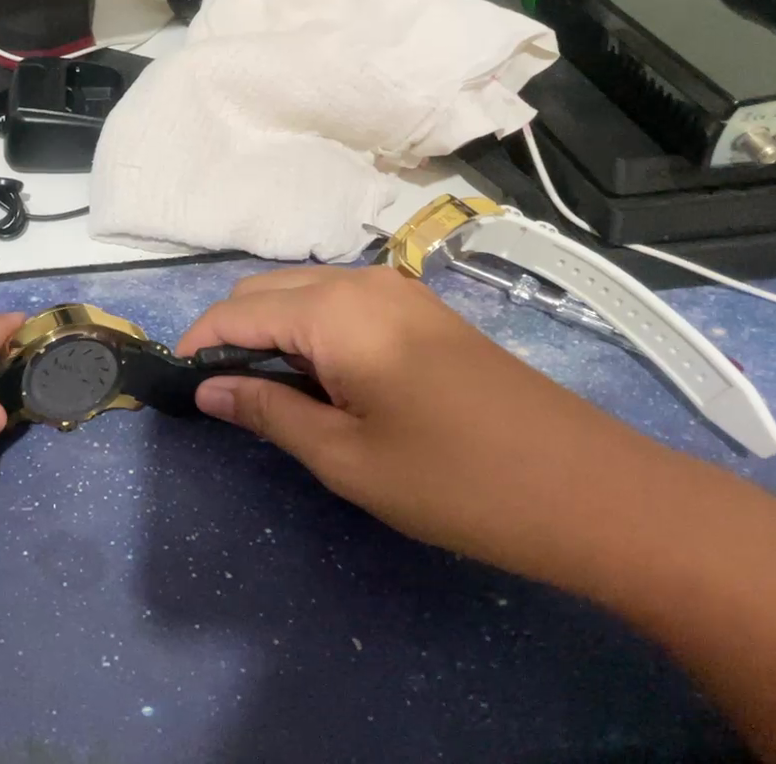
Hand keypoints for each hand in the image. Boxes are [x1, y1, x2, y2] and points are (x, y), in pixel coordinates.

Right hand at [177, 267, 663, 584]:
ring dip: (271, 329)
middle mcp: (362, 283)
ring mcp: (400, 292)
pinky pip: (341, 303)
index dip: (198, 343)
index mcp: (335, 311)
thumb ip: (267, 410)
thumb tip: (207, 387)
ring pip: (303, 291)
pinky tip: (322, 378)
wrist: (595, 492)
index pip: (236, 310)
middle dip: (230, 330)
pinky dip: (310, 329)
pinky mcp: (424, 312)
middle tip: (223, 393)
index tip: (180, 384)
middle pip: (265, 288)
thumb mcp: (345, 457)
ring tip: (269, 391)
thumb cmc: (457, 482)